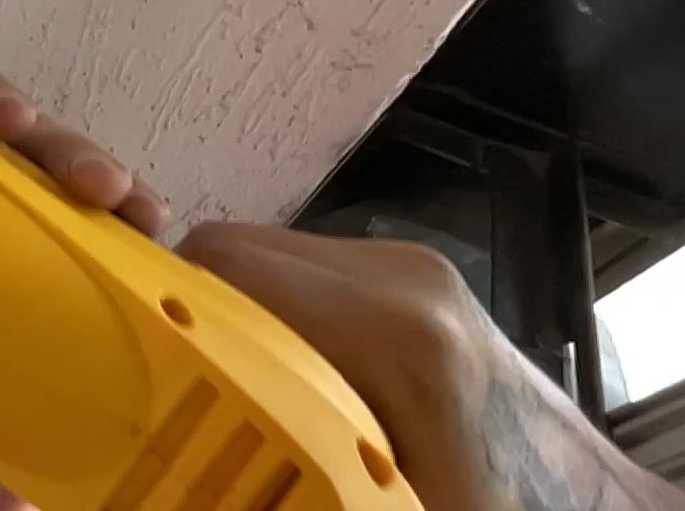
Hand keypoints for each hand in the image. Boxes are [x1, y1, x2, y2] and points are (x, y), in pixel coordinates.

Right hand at [176, 224, 680, 510]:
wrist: (593, 509)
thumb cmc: (494, 504)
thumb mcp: (378, 508)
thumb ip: (276, 456)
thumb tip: (173, 468)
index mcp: (396, 331)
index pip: (222, 264)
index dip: (165, 301)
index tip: (143, 356)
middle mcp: (397, 273)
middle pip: (229, 252)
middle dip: (195, 311)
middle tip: (185, 376)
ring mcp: (401, 262)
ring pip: (255, 253)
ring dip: (232, 308)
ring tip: (241, 378)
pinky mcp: (403, 268)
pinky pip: (291, 265)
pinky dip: (268, 306)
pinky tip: (288, 364)